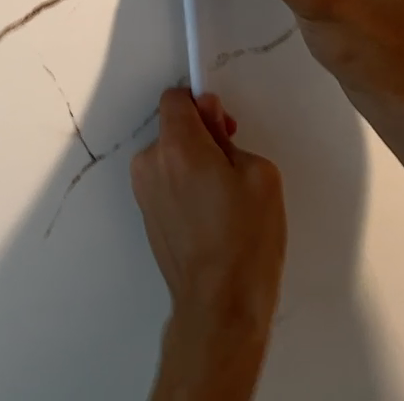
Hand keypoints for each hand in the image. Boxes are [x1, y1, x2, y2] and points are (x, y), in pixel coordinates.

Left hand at [131, 89, 285, 339]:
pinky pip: (166, 183)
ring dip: (191, 163)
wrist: (220, 306)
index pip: (175, 98)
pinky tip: (210, 216)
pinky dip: (184, 187)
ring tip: (223, 198)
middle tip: (231, 165)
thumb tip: (209, 116)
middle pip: (172, 128)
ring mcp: (144, 192)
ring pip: (169, 157)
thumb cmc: (246, 239)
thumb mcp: (259, 175)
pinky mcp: (146, 216)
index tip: (222, 122)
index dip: (200, 102)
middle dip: (200, 136)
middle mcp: (151, 163)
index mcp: (177, 146)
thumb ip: (228, 135)